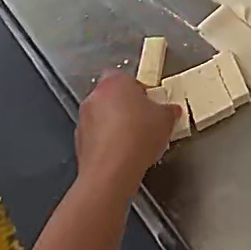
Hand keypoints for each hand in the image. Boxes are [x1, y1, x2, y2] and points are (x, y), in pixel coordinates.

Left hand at [74, 71, 178, 199]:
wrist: (112, 172)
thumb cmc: (139, 136)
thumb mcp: (166, 119)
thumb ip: (168, 110)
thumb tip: (171, 111)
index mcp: (115, 82)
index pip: (125, 77)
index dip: (137, 88)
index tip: (149, 102)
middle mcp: (94, 96)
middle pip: (111, 96)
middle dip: (125, 106)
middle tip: (143, 120)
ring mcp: (83, 120)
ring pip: (102, 117)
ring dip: (114, 125)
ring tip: (133, 141)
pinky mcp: (78, 143)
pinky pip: (96, 137)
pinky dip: (106, 143)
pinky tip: (121, 155)